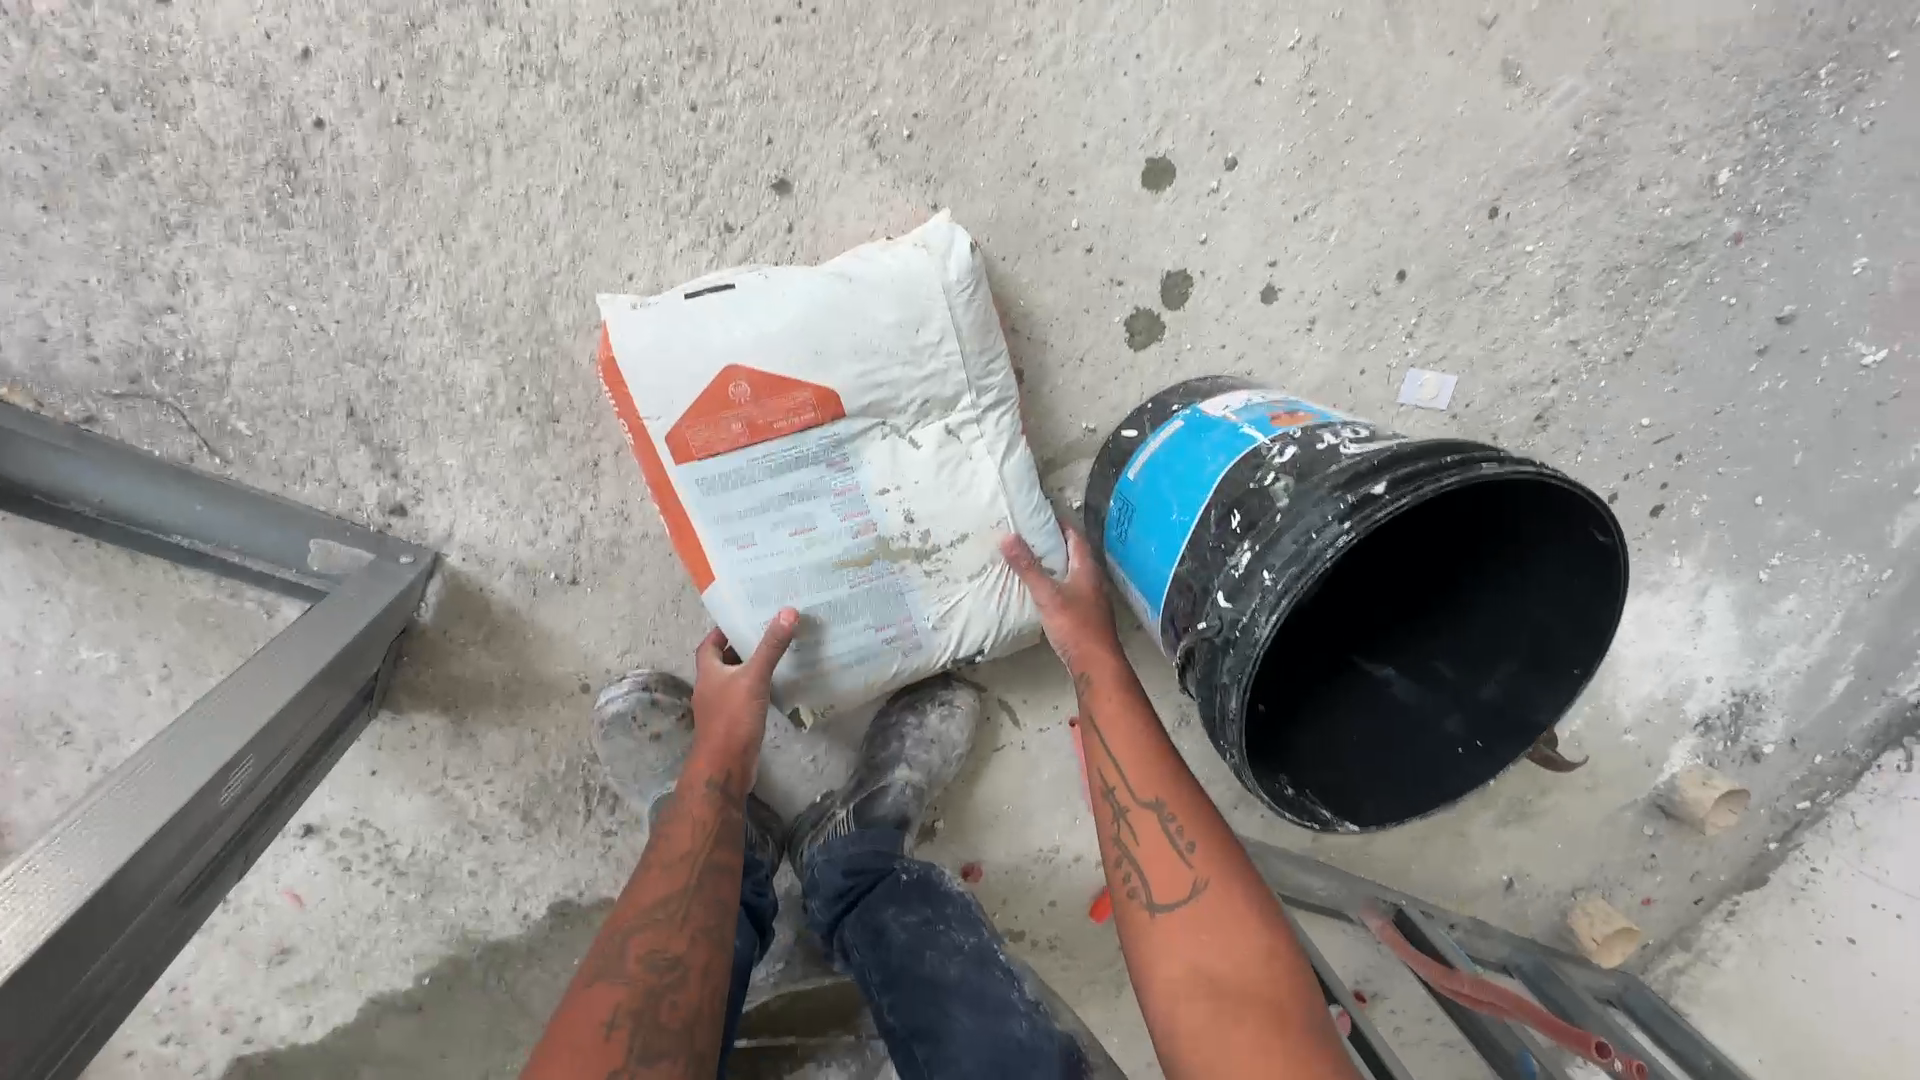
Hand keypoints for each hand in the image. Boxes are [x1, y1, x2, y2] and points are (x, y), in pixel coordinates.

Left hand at [691, 607, 799, 770]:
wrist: (726, 766)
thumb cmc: (733, 718)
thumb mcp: (754, 677)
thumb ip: (770, 647)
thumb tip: (788, 611)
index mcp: (708, 673)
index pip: (708, 645)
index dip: (721, 632)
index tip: (741, 619)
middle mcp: (710, 688)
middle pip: (721, 662)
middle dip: (740, 648)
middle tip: (765, 634)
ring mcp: (720, 707)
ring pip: (734, 681)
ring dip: (749, 669)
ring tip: (775, 655)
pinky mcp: (733, 723)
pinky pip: (744, 698)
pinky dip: (756, 689)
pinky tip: (774, 687)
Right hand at [1000, 524, 1121, 671]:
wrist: (1095, 664)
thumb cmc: (1075, 626)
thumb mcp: (1047, 594)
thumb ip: (1027, 566)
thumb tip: (1007, 536)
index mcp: (1086, 568)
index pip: (1074, 536)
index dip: (1058, 523)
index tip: (1037, 515)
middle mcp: (1091, 579)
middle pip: (1072, 553)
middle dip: (1051, 543)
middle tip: (1026, 536)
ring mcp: (1089, 598)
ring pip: (1069, 572)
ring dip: (1051, 565)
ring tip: (1027, 559)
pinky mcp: (1083, 614)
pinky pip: (1066, 590)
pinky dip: (1052, 584)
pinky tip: (1037, 590)